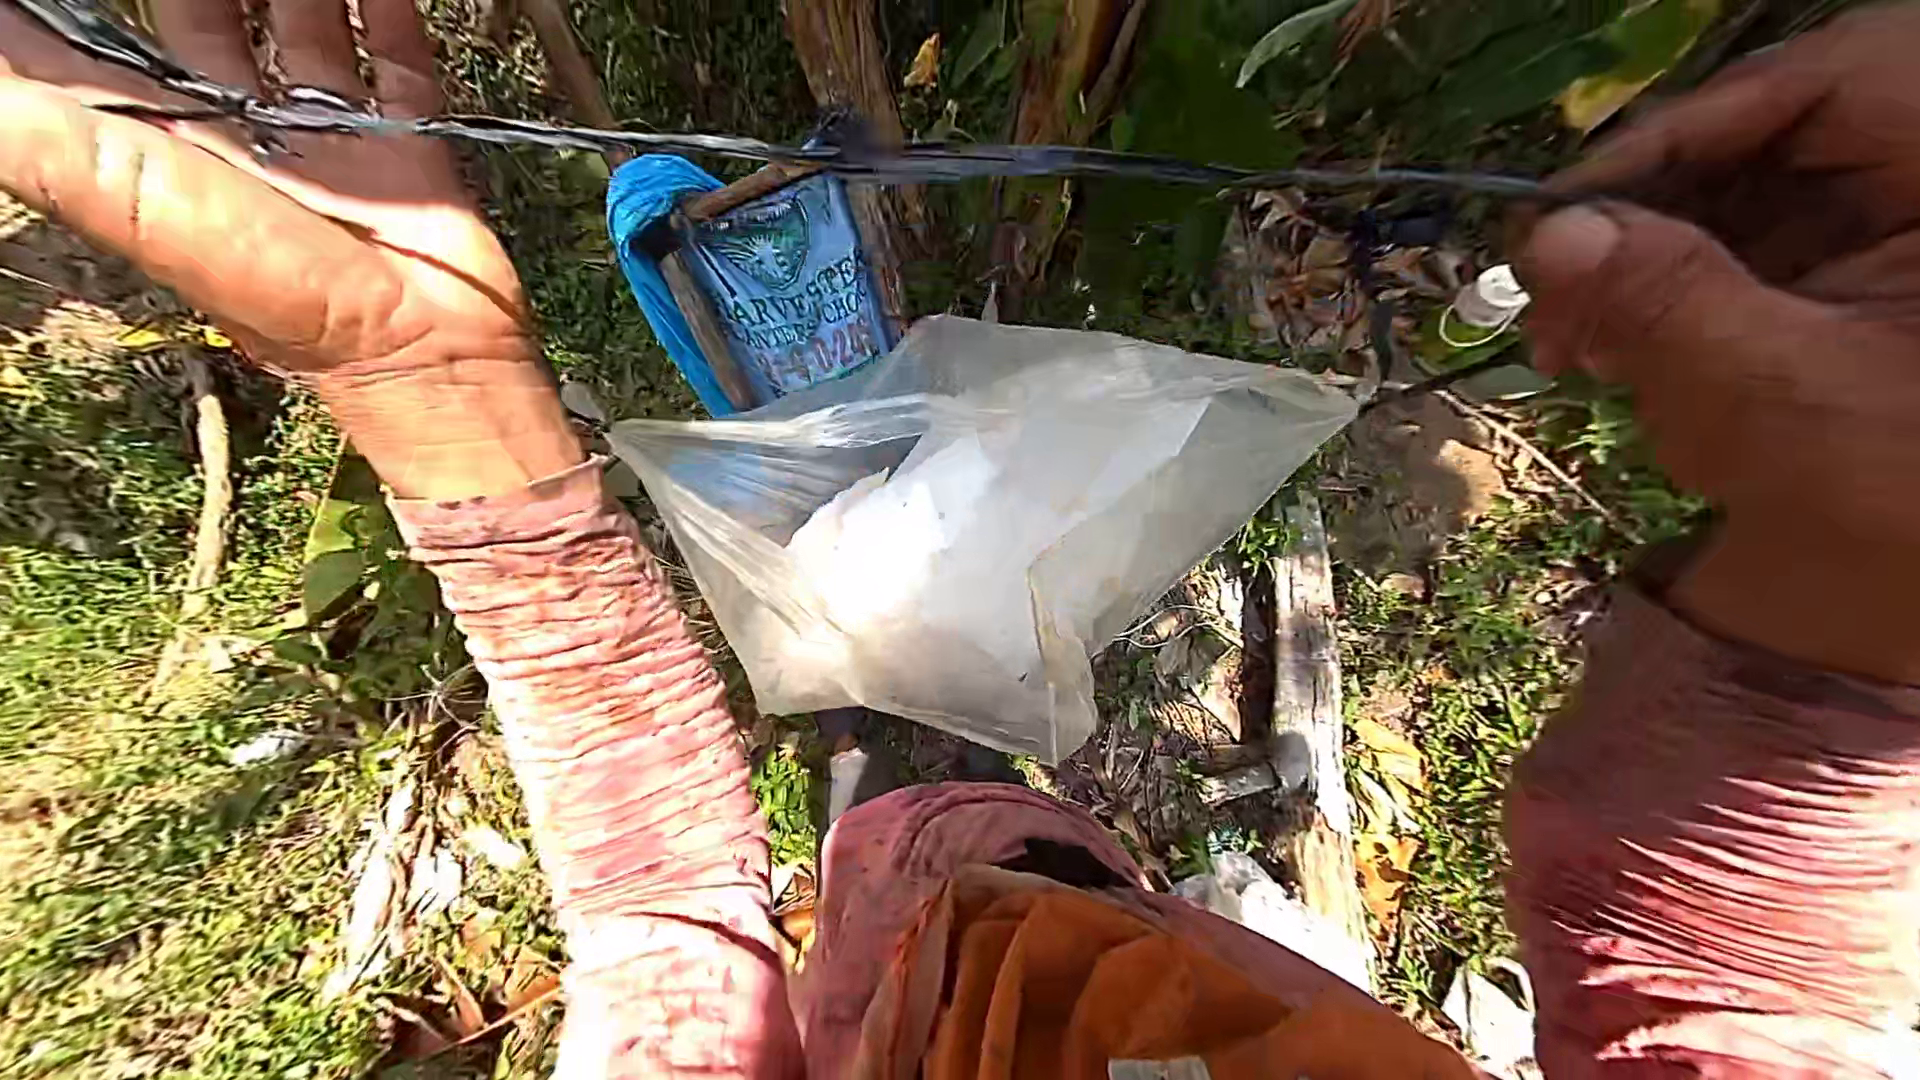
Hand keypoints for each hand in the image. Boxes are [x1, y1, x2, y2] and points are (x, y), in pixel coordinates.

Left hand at [0, 0, 581, 496]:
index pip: (88, 25)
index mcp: (157, 135)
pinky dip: (392, 21)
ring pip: (305, 34)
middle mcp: (246, 132)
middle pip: (205, 18)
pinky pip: (401, 72)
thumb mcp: (92, 179)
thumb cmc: (266, 280)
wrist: (416, 345)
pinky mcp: (416, 155)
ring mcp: (338, 143)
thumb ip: (12, 102)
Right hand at [1518, 4, 1919, 683]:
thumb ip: (1652, 296)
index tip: (1559, 211)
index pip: (1842, 74)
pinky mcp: (1844, 260)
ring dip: (1623, 262)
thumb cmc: (1869, 483)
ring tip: (1563, 340)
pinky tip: (1598, 343)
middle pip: (1768, 137)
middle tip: (1545, 296)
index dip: (1684, 128)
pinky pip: (1725, 242)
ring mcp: (1895, 218)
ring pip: (1729, 194)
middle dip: (1632, 216)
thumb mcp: (1755, 385)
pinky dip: (1644, 289)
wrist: (1898, 564)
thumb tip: (1543, 230)